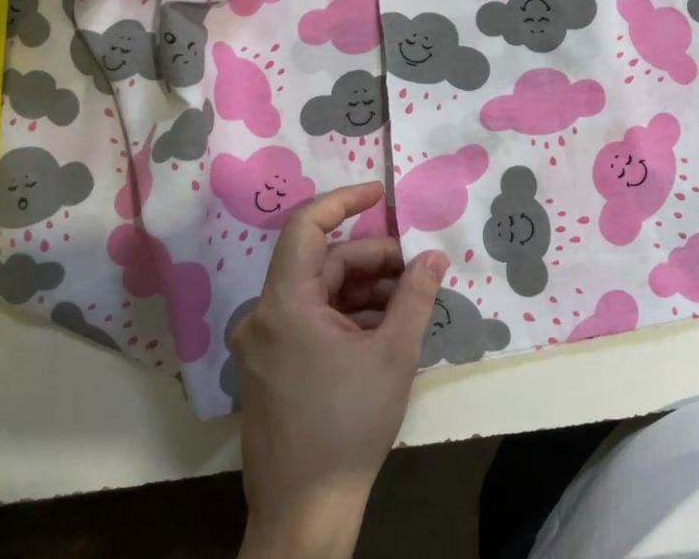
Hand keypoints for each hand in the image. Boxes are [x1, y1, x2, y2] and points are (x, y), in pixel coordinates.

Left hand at [234, 183, 448, 558]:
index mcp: (286, 306)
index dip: (344, 201)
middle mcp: (264, 318)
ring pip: (319, 293)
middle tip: (420, 271)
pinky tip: (385, 331)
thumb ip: (416, 295)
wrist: (306, 505)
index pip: (306, 228)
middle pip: (322, 263)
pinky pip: (311, 320)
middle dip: (374, 260)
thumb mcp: (395, 352)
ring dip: (366, 289)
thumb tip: (435, 255)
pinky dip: (348, 315)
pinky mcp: (270, 367)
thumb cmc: (351, 422)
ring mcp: (263, 345)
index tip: (382, 194)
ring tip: (410, 305)